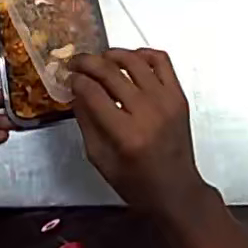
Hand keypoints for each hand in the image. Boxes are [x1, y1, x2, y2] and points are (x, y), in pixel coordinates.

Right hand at [68, 48, 218, 228]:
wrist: (179, 194)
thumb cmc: (136, 183)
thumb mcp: (99, 158)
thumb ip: (85, 120)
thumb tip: (75, 89)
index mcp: (126, 134)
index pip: (91, 91)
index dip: (74, 80)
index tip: (68, 79)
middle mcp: (148, 113)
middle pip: (108, 71)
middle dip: (84, 62)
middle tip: (74, 63)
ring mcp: (166, 102)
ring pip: (133, 60)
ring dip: (110, 55)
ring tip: (99, 61)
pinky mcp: (178, 97)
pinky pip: (160, 61)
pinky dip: (142, 54)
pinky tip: (129, 62)